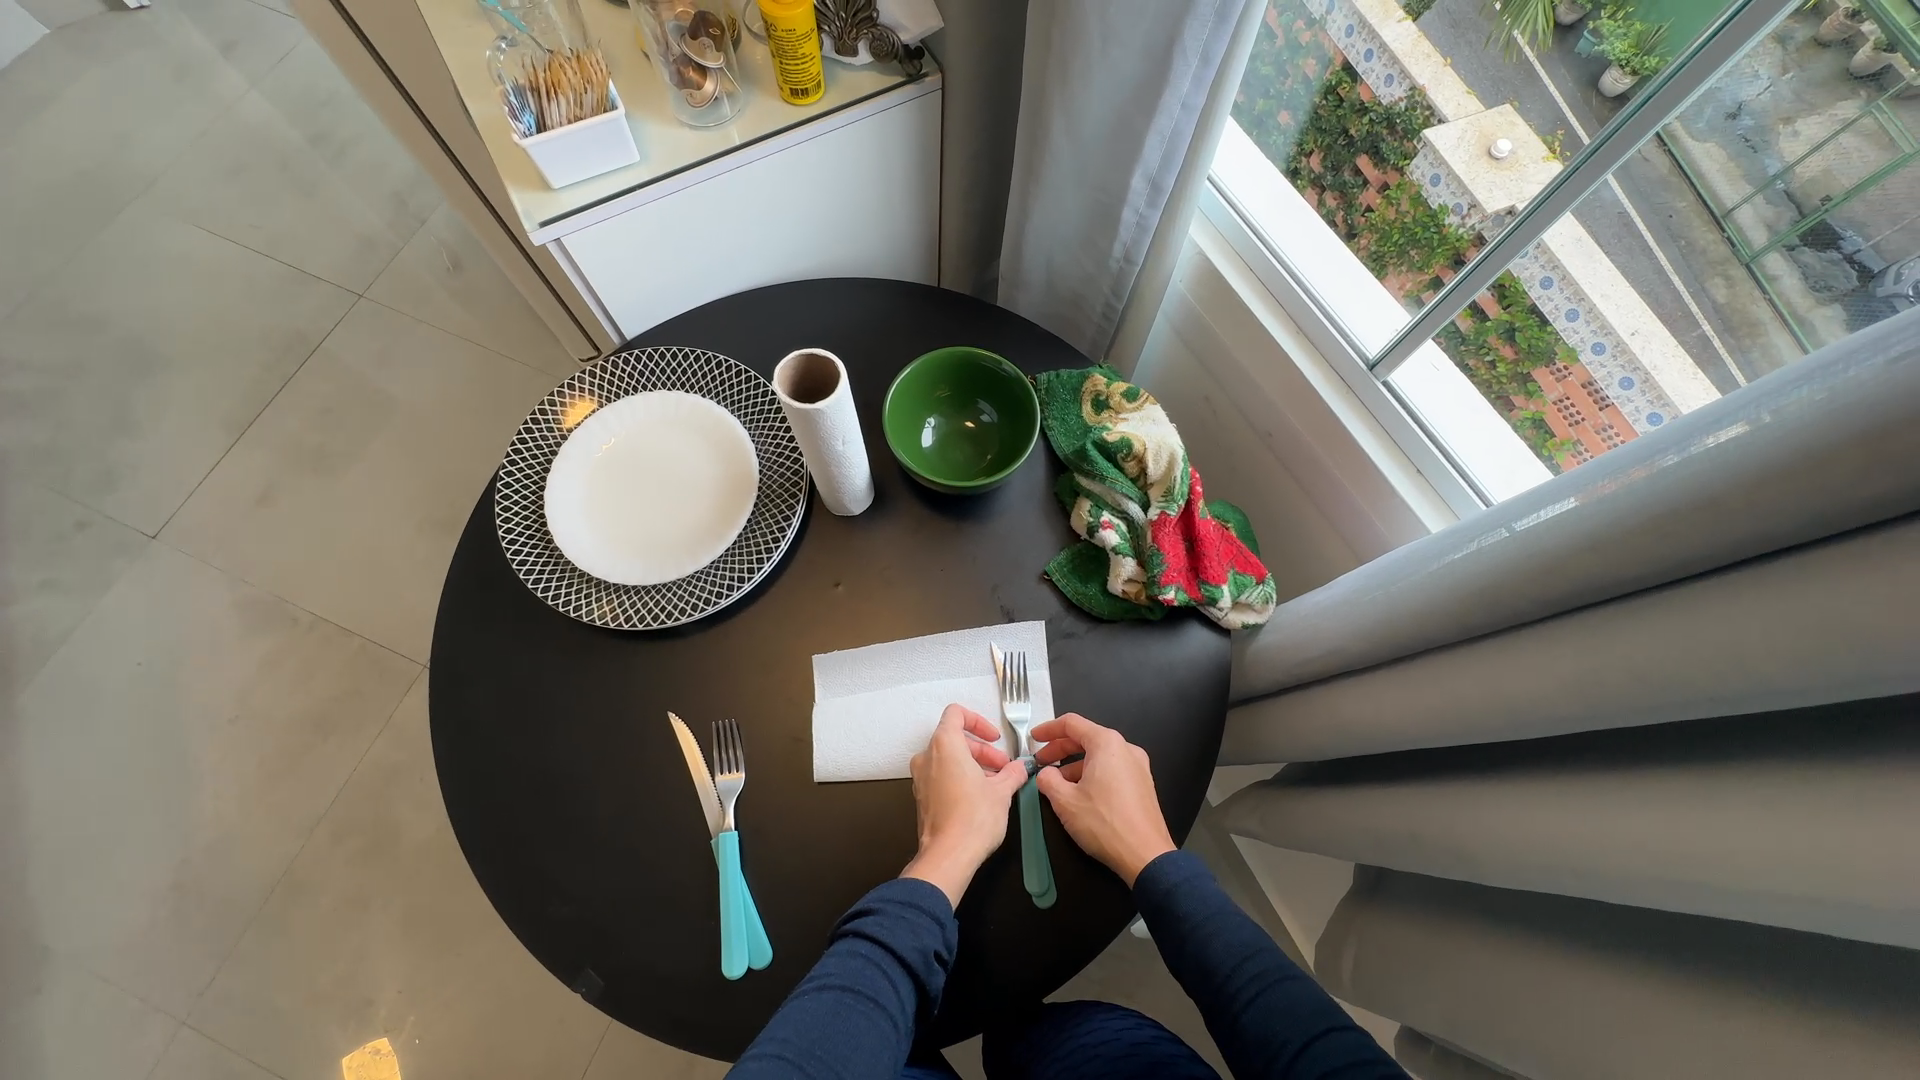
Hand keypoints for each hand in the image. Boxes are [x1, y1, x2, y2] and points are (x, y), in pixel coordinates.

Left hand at [900, 704, 1030, 907]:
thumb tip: (1020, 768)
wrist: (949, 856)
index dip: (978, 721)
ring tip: (996, 784)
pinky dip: (960, 778)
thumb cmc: (973, 819)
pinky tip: (980, 797)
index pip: (956, 714)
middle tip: (1003, 767)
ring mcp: (921, 778)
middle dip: (983, 751)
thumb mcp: (1002, 792)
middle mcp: (927, 757)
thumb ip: (1013, 773)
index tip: (994, 738)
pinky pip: (941, 777)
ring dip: (973, 766)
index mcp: (945, 745)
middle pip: (955, 739)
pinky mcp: (922, 797)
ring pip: (949, 759)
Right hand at [1032, 713, 1175, 886]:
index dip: (1048, 730)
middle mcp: (1125, 748)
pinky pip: (1112, 769)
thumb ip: (1047, 780)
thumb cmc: (1104, 823)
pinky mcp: (1143, 784)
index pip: (1071, 724)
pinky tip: (1080, 794)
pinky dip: (1092, 774)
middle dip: (1060, 749)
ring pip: (1099, 756)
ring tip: (1057, 784)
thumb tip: (1045, 774)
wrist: (1146, 856)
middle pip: (1086, 738)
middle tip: (1041, 763)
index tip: (1033, 740)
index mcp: (1107, 744)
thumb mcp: (1065, 801)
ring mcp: (1138, 766)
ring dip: (1075, 765)